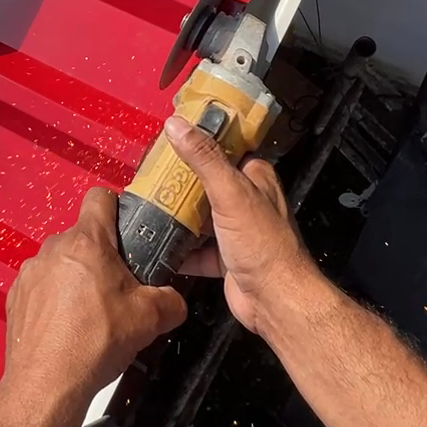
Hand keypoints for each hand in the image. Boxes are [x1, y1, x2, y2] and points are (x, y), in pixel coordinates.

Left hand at [1, 188, 187, 410]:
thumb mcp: (150, 320)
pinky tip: (67, 328)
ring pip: (62, 262)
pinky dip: (54, 300)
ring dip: (77, 278)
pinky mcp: (17, 297)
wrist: (46, 385)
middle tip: (118, 287)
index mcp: (87, 243)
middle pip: (83, 237)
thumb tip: (174, 301)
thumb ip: (171, 301)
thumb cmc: (93, 344)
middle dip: (102, 256)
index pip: (101, 197)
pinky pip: (41, 286)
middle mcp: (54, 249)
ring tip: (91, 314)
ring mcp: (31, 273)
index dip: (117, 207)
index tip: (127, 226)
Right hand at [165, 115, 321, 336]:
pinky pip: (197, 249)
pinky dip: (180, 248)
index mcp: (255, 177)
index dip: (199, 141)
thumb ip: (204, 158)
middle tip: (152, 175)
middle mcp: (247, 201)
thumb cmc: (266, 247)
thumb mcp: (230, 192)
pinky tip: (161, 245)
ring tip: (151, 206)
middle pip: (207, 182)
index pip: (224, 148)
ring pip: (200, 215)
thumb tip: (179, 126)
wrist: (275, 301)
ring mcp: (236, 230)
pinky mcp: (226, 257)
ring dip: (178, 215)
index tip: (171, 136)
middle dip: (180, 182)